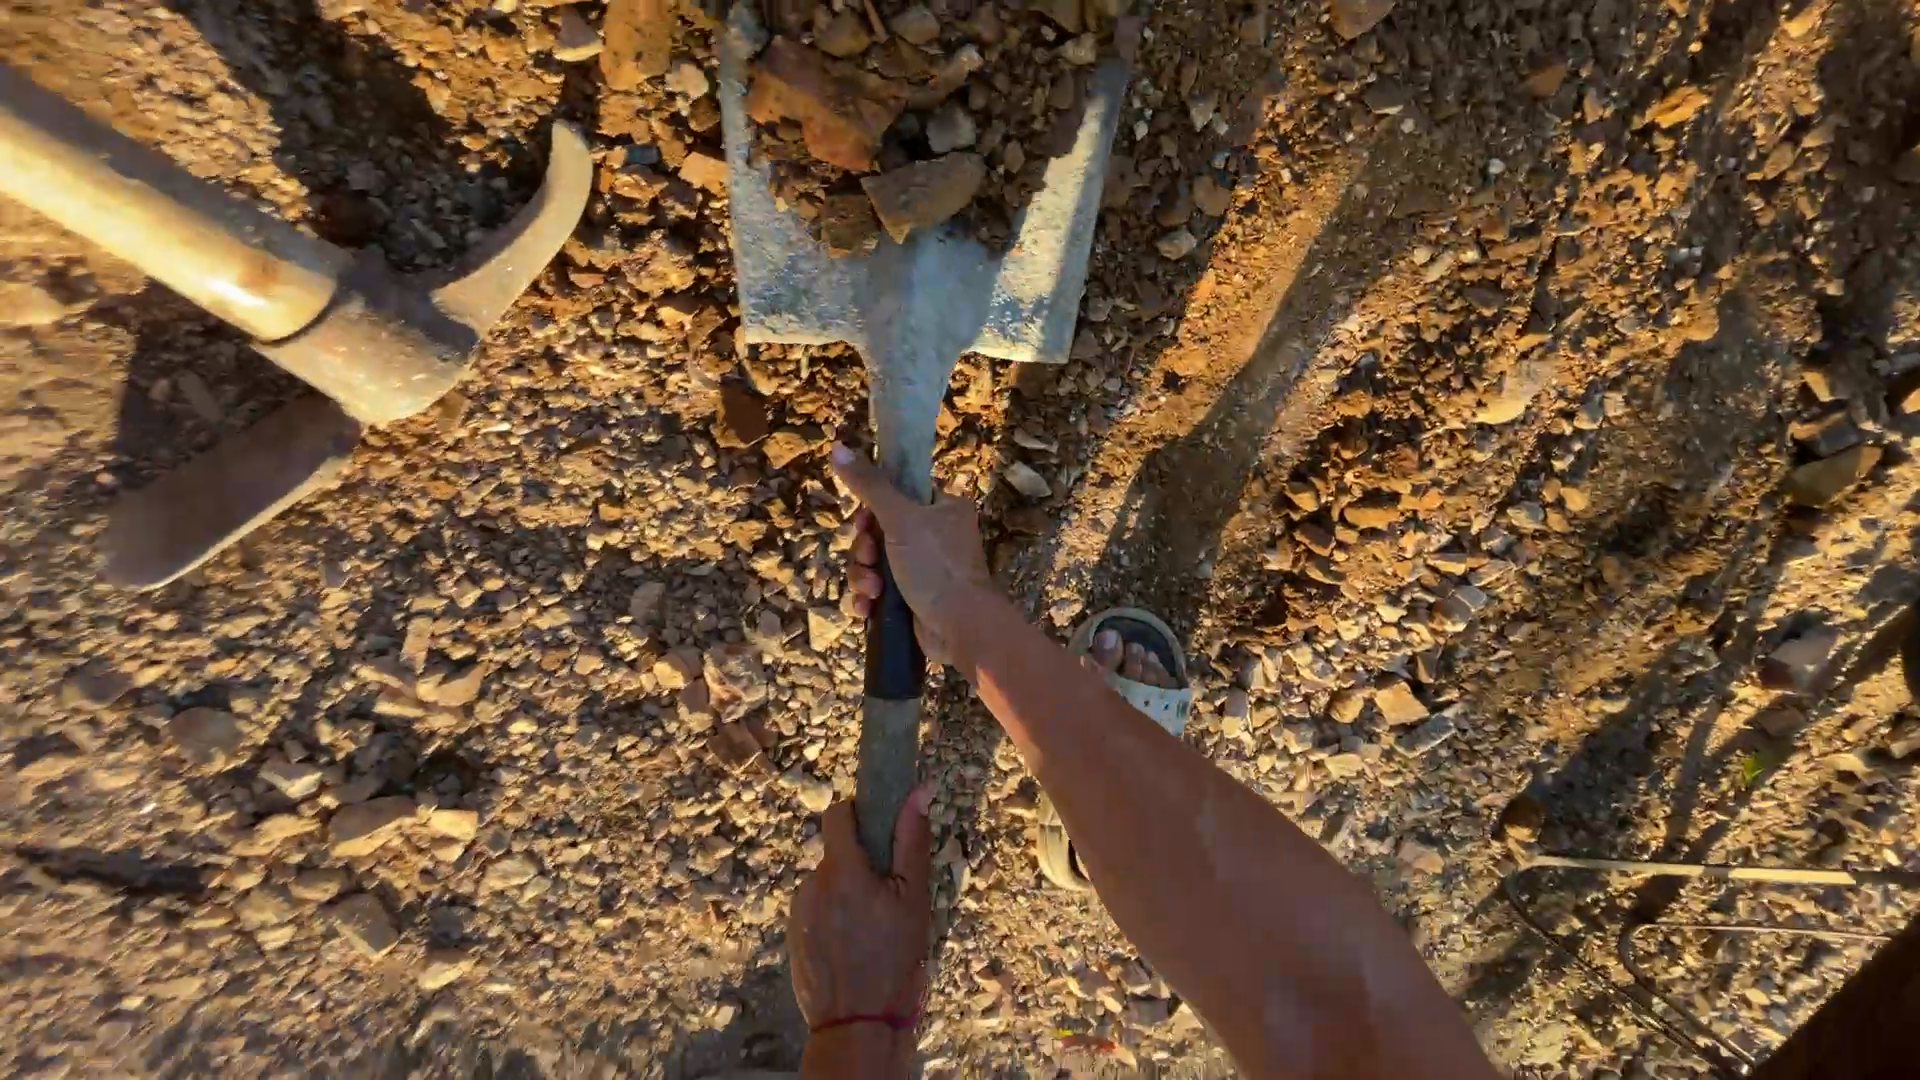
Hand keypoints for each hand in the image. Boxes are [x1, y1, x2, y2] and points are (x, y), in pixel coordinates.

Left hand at [790, 787, 933, 1073]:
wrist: (860, 1025)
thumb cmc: (895, 957)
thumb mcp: (914, 895)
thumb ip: (912, 838)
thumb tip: (921, 788)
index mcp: (841, 869)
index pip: (836, 814)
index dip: (856, 814)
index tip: (877, 832)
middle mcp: (812, 884)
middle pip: (835, 852)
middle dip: (858, 863)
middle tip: (885, 894)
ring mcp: (798, 912)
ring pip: (826, 882)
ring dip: (845, 891)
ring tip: (870, 926)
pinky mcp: (793, 936)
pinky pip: (815, 909)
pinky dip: (833, 915)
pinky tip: (852, 944)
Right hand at [830, 442, 993, 664]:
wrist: (960, 627)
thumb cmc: (936, 564)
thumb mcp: (901, 518)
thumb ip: (869, 485)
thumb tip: (838, 446)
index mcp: (942, 508)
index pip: (898, 494)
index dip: (873, 508)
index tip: (864, 521)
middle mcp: (935, 535)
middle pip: (879, 530)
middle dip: (865, 549)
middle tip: (870, 558)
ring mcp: (924, 569)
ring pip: (874, 562)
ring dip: (864, 575)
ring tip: (873, 589)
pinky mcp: (913, 598)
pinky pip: (878, 589)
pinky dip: (870, 597)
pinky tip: (869, 606)